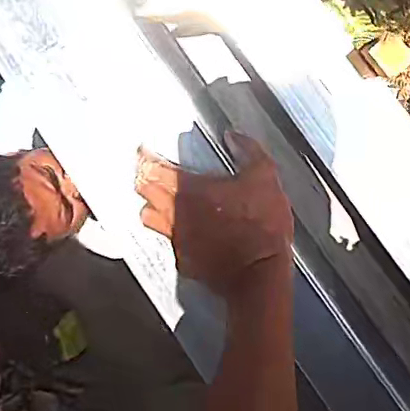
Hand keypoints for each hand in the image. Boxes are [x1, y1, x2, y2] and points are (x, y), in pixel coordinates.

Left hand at [137, 130, 292, 301]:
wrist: (261, 273)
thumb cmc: (262, 225)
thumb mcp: (265, 176)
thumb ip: (248, 151)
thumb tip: (233, 137)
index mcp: (191, 189)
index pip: (152, 169)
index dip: (144, 157)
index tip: (144, 151)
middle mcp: (176, 213)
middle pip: (144, 191)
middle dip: (144, 177)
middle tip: (151, 169)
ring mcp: (178, 239)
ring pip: (149, 217)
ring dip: (151, 204)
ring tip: (161, 197)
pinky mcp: (184, 261)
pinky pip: (168, 240)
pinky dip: (171, 231)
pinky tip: (185, 228)